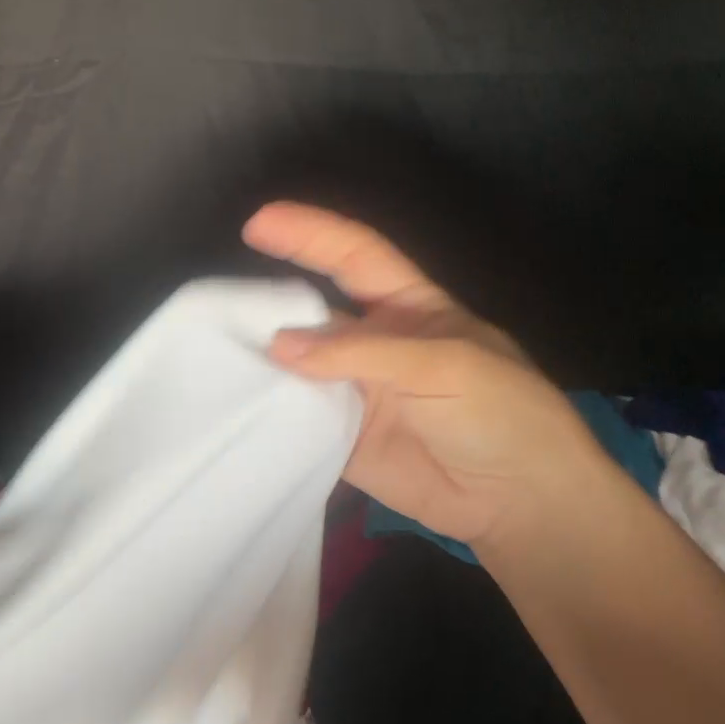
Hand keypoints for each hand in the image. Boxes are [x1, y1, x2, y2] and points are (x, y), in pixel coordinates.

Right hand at [243, 202, 612, 548]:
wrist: (515, 500)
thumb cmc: (501, 415)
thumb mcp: (442, 365)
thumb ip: (359, 352)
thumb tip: (277, 344)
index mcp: (410, 311)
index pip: (356, 259)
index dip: (311, 236)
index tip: (259, 222)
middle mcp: (374, 346)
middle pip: (312, 313)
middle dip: (267, 303)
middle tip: (214, 306)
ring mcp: (352, 393)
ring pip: (294, 367)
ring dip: (259, 361)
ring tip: (209, 353)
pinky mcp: (336, 437)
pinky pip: (292, 417)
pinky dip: (264, 410)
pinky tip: (231, 403)